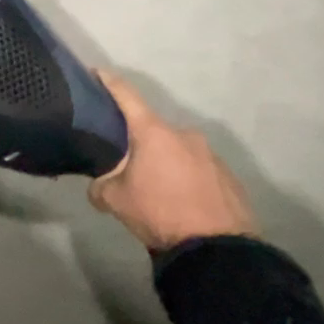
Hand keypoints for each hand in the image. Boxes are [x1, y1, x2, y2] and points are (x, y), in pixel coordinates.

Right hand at [88, 70, 257, 249]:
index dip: (108, 81)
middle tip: (122, 154)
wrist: (217, 251)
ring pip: (177, 149)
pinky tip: (179, 197)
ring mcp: (211, 155)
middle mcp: (184, 135)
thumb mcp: (113, 199)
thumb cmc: (159, 213)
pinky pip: (198, 168)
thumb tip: (99, 182)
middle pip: (152, 127)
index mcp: (153, 132)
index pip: (125, 95)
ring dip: (163, 158)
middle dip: (136, 138)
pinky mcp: (229, 177)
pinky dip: (185, 175)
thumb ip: (100, 182)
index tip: (95, 73)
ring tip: (154, 182)